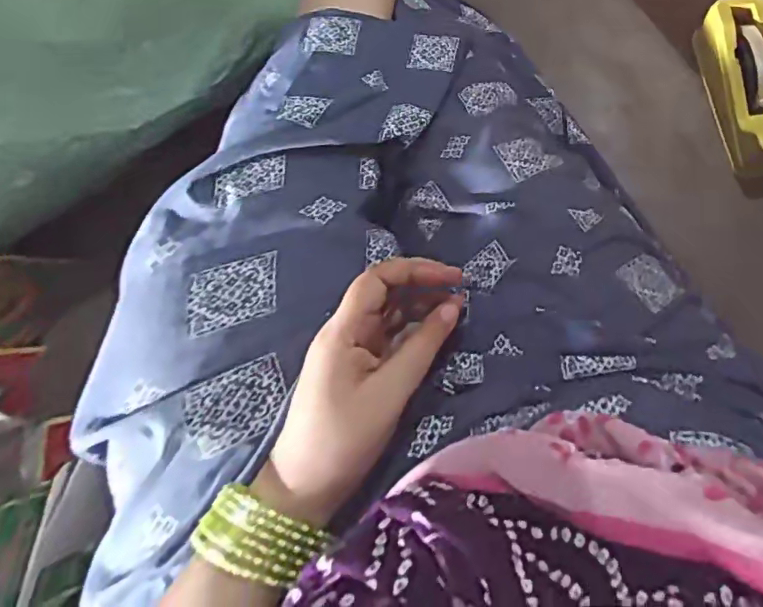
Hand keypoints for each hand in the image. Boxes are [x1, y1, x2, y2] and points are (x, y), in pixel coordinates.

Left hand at [256, 258, 463, 526]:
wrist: (301, 492)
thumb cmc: (344, 439)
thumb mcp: (391, 391)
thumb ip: (424, 345)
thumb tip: (454, 306)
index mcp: (343, 330)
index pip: (378, 278)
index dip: (415, 269)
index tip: (452, 277)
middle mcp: (344, 332)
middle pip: (384, 292)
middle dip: (422, 286)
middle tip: (461, 292)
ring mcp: (349, 351)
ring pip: (388, 314)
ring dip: (420, 308)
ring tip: (455, 312)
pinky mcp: (355, 370)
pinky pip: (387, 338)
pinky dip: (412, 332)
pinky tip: (435, 335)